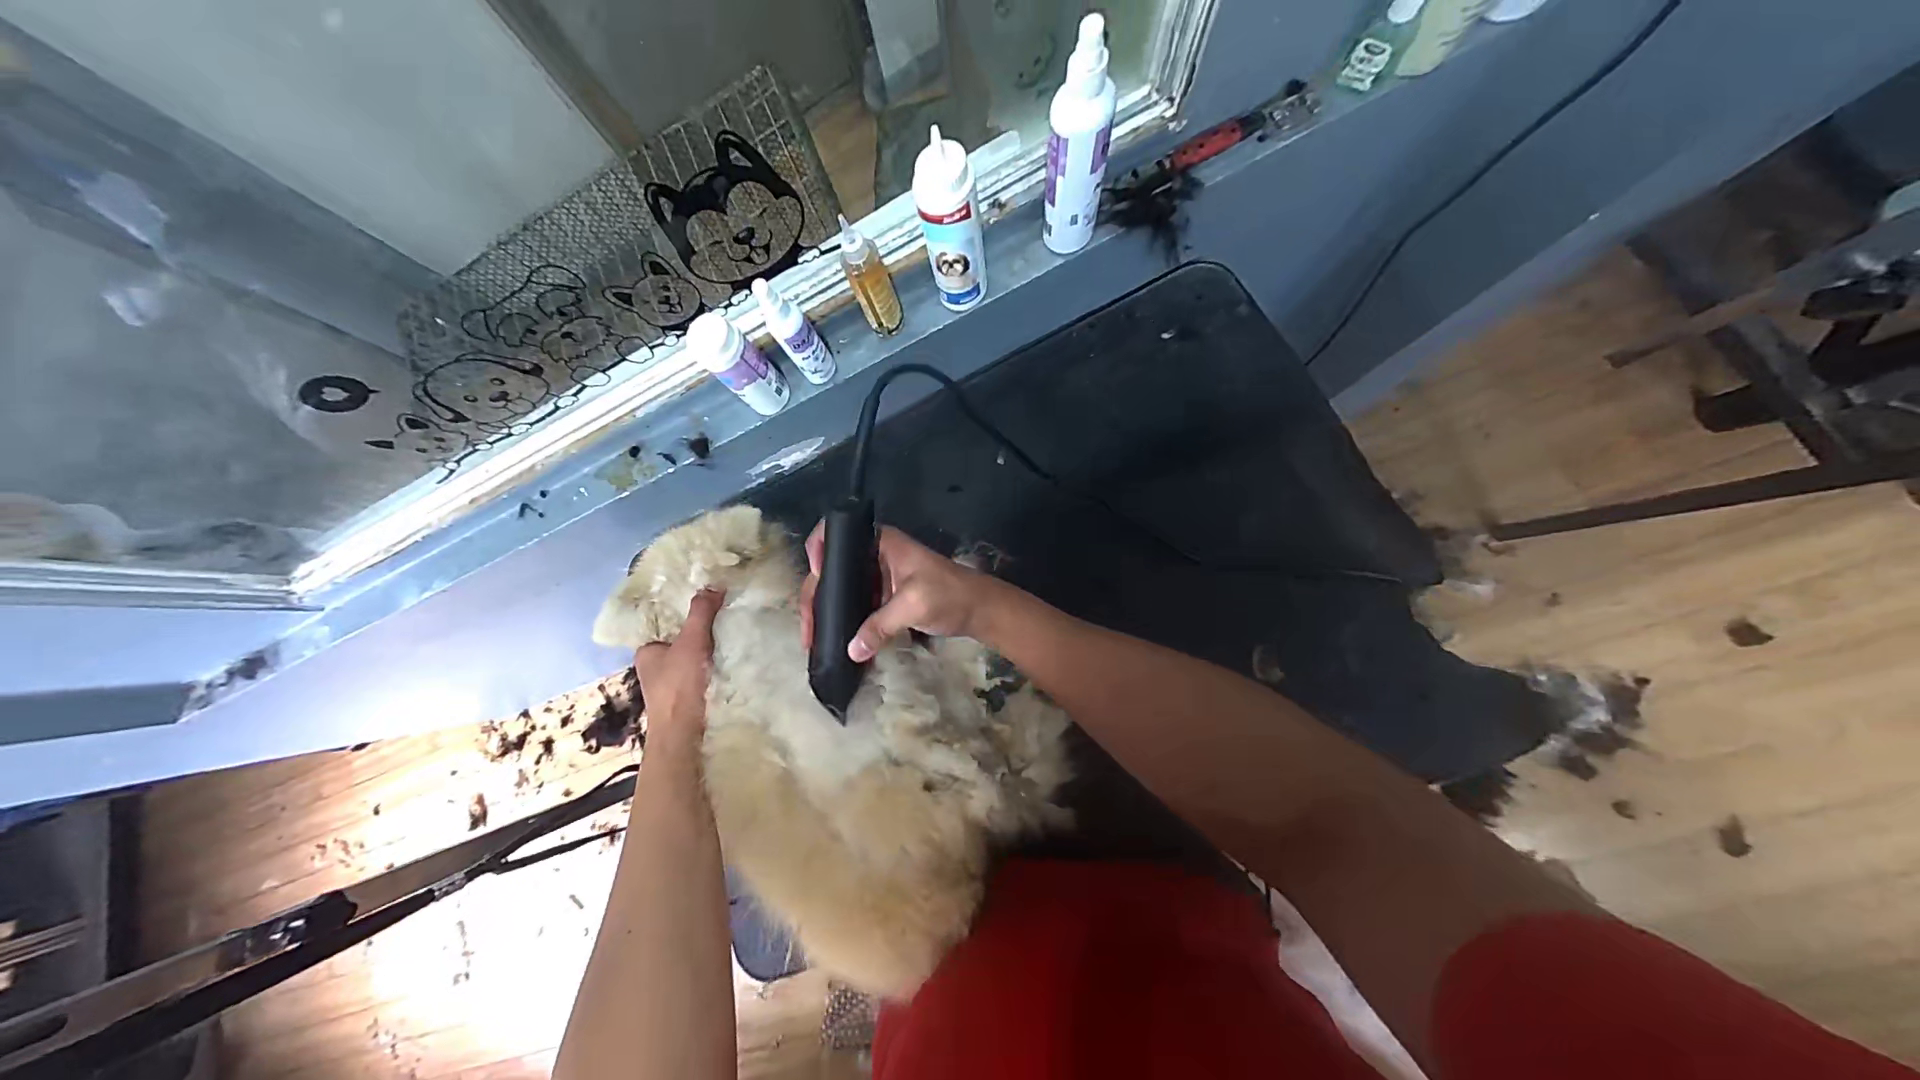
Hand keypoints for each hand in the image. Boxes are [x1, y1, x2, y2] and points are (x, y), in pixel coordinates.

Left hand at [632, 589, 723, 743]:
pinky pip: (701, 672)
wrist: (684, 734)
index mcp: (646, 651)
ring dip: (710, 648)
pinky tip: (731, 658)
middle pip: (680, 639)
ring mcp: (670, 684)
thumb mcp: (691, 641)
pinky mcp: (686, 698)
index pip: (664, 622)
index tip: (708, 599)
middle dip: (700, 629)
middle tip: (725, 613)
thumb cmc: (680, 685)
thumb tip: (713, 585)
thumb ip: (701, 612)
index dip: (684, 609)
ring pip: (692, 657)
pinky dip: (714, 665)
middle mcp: (654, 666)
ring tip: (733, 633)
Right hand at [799, 524, 998, 661]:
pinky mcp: (887, 596)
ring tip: (816, 641)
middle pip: (834, 569)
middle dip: (817, 597)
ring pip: (844, 590)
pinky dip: (849, 622)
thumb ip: (880, 626)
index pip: (836, 535)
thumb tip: (852, 651)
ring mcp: (881, 576)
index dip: (817, 552)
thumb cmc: (950, 595)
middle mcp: (876, 555)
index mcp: (881, 543)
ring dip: (830, 612)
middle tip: (809, 631)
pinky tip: (839, 643)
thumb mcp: (913, 606)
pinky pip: (860, 606)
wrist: (981, 610)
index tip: (814, 582)